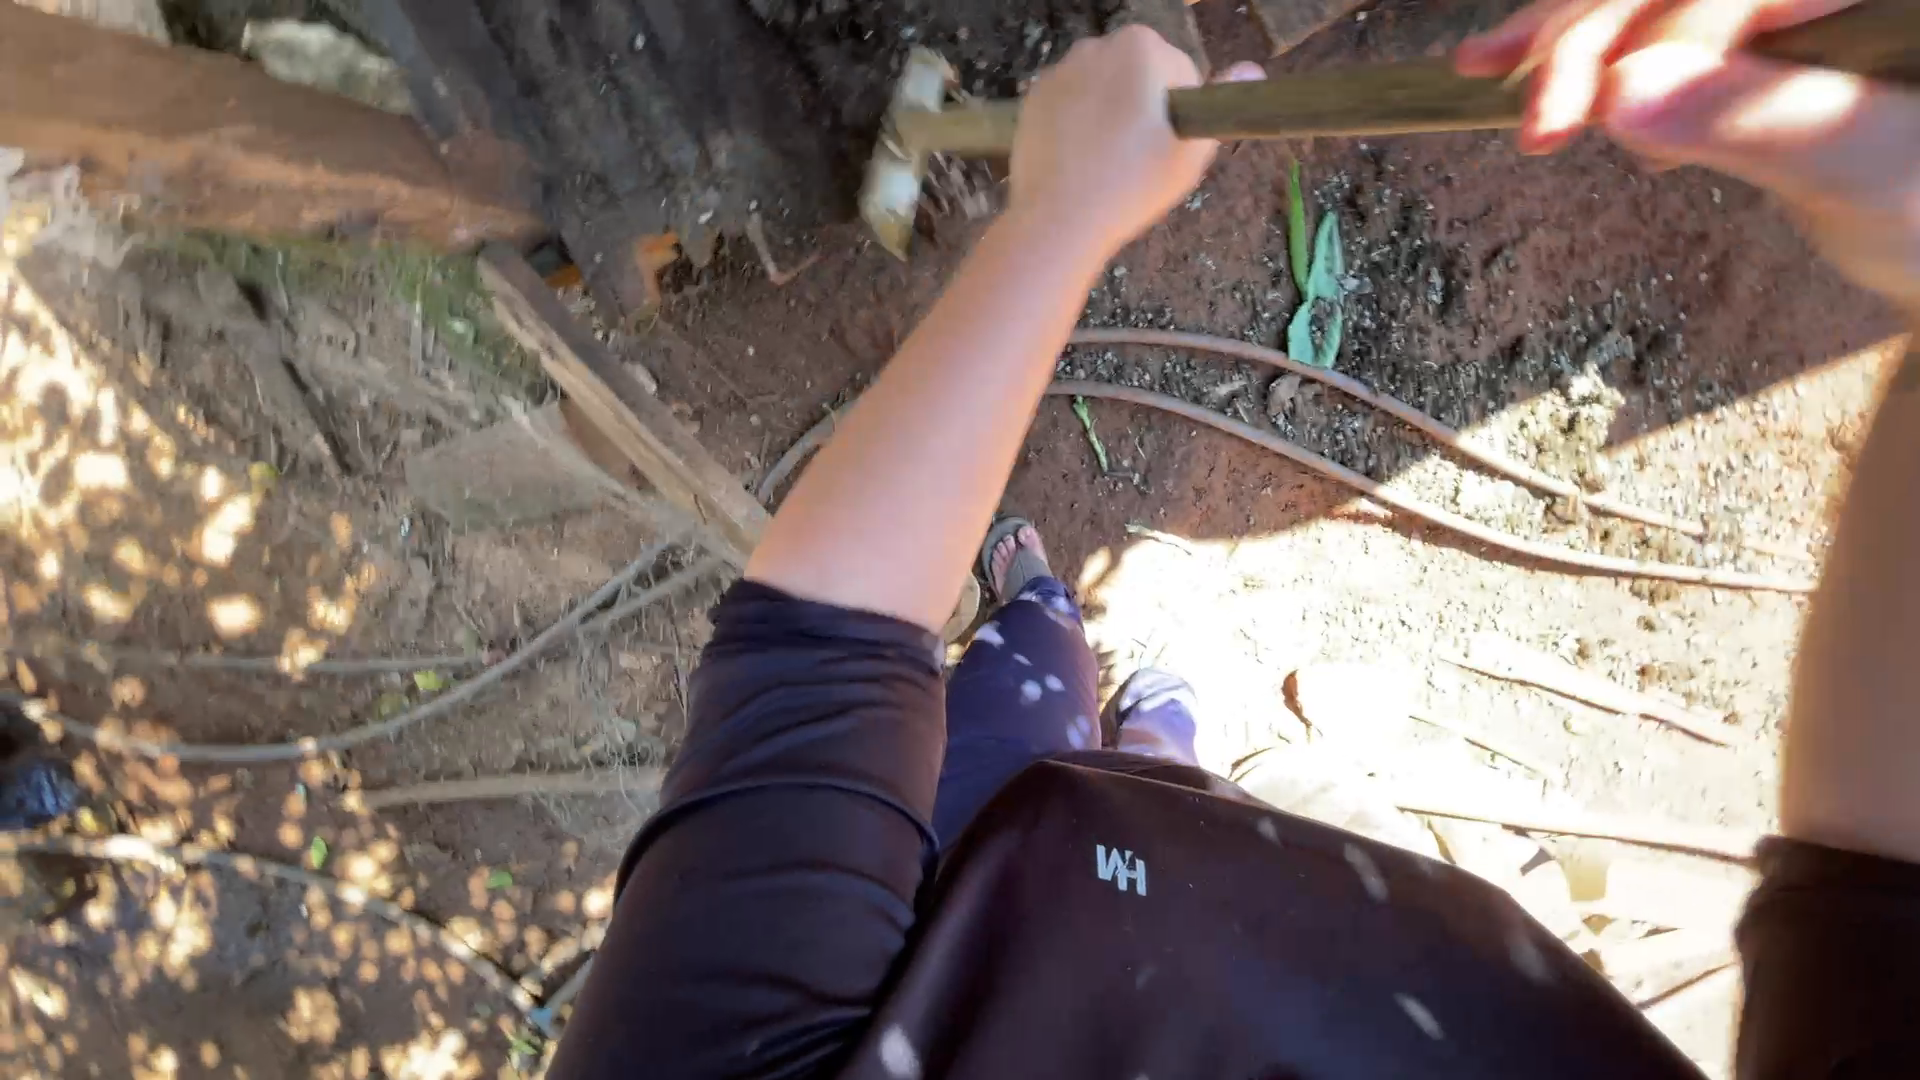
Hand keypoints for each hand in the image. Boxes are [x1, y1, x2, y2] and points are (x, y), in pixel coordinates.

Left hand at [1009, 26, 1262, 257]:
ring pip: (1100, 92)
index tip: (1162, 150)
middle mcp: (1096, 45)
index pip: (1178, 72)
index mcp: (1141, 46)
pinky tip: (1076, 163)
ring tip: (1102, 166)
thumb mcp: (1190, 152)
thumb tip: (1251, 70)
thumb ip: (1221, 102)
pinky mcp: (1031, 101)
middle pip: (1135, 77)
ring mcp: (1058, 72)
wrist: (1058, 221)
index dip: (1176, 114)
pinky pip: (1067, 108)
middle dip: (1139, 109)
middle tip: (1133, 162)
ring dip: (1106, 117)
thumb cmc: (1130, 188)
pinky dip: (1074, 127)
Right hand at [1457, 0, 1919, 309]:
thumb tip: (1620, 92)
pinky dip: (1581, 40)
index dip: (1661, 37)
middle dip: (1596, 37)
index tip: (1592, 122)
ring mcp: (1786, 7)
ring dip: (1570, 30)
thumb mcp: (1873, 169)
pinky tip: (1510, 52)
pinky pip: (1651, 21)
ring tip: (1486, 65)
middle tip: (1539, 126)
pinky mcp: (1752, 31)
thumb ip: (1761, 118)